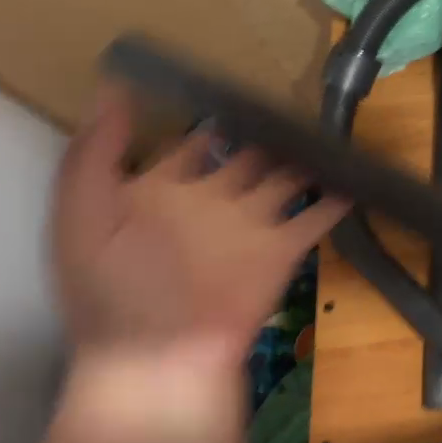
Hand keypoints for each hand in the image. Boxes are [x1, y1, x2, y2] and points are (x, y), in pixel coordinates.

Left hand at [52, 83, 350, 364]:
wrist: (158, 357)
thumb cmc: (110, 289)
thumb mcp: (82, 214)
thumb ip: (96, 153)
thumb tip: (112, 85)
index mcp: (161, 194)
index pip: (191, 145)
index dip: (209, 119)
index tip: (234, 87)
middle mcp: (211, 203)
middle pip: (247, 157)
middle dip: (268, 132)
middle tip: (299, 98)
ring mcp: (250, 226)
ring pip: (286, 179)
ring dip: (307, 158)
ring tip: (333, 127)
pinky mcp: (282, 250)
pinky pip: (316, 218)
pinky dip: (338, 198)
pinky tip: (359, 176)